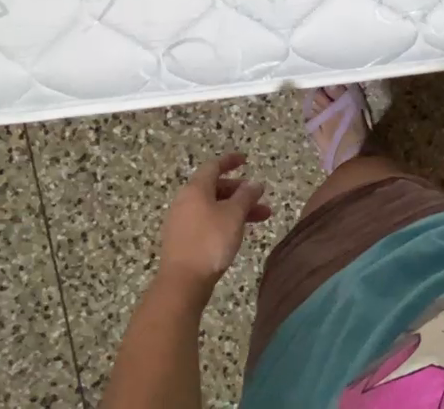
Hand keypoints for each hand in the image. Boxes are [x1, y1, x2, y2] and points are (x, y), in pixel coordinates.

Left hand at [155, 152, 272, 301]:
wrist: (182, 283)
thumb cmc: (210, 242)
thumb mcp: (234, 215)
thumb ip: (246, 196)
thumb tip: (255, 183)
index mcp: (195, 190)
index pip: (213, 166)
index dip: (230, 161)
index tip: (245, 159)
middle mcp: (185, 202)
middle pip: (214, 188)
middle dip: (239, 191)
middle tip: (258, 196)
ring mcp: (181, 222)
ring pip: (213, 207)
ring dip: (236, 209)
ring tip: (261, 218)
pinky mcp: (182, 240)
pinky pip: (207, 221)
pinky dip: (225, 220)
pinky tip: (238, 232)